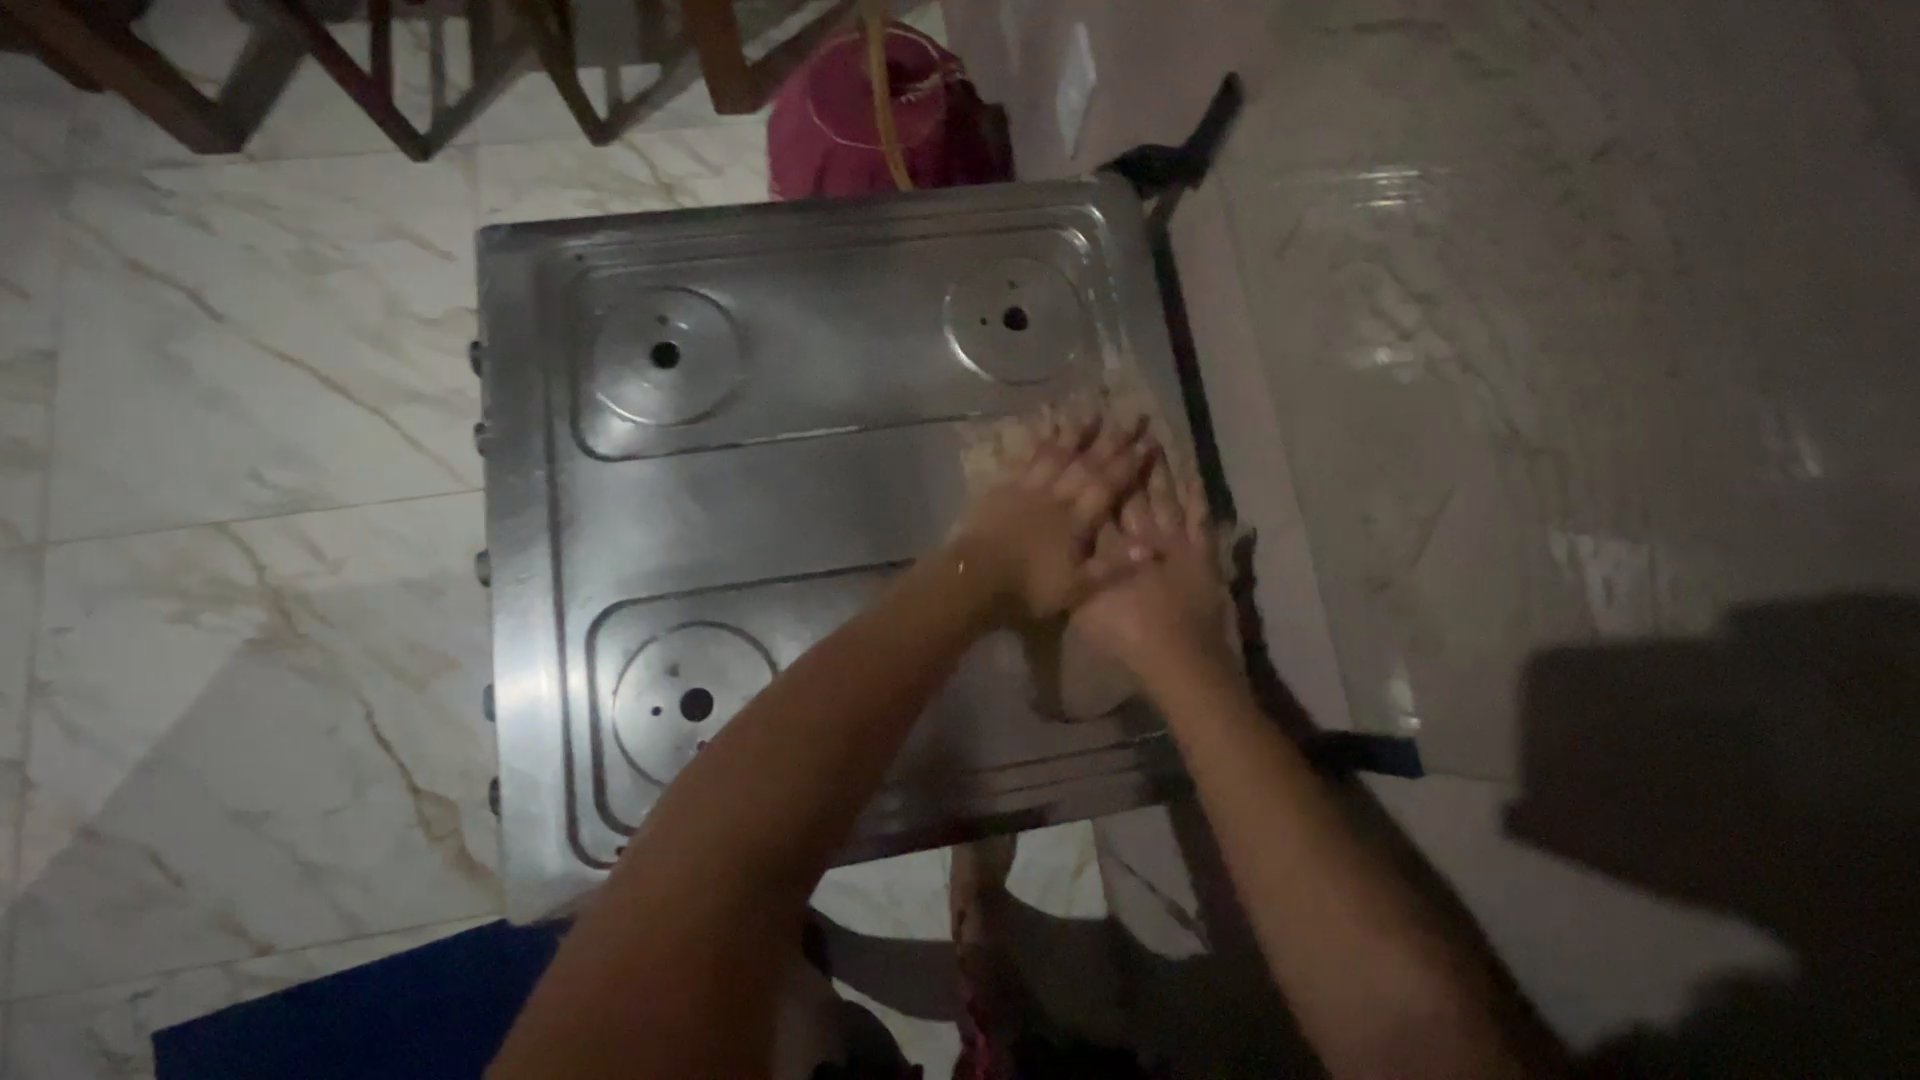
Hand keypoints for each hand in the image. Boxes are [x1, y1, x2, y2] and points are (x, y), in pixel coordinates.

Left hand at [949, 412, 1155, 619]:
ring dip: (1075, 434)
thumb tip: (1151, 547)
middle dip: (1111, 440)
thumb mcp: (1076, 588)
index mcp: (1076, 521)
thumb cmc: (1028, 589)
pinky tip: (1044, 431)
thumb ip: (1113, 567)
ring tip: (1092, 413)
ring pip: (1055, 455)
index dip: (1130, 463)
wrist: (974, 578)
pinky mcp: (999, 489)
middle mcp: (1055, 497)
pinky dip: (1036, 444)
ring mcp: (1025, 489)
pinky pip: (1023, 460)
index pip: (1109, 485)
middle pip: (1087, 464)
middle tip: (1131, 415)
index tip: (1148, 440)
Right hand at [1072, 461, 1229, 672]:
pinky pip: (1200, 520)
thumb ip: (1075, 577)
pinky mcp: (1202, 555)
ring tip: (1156, 441)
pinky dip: (1197, 499)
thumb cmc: (1123, 635)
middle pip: (1133, 492)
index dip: (1097, 474)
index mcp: (1109, 547)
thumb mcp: (1083, 607)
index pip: (1101, 503)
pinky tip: (1194, 478)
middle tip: (1126, 428)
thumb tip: (1060, 553)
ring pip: (1165, 498)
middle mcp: (1140, 535)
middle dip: (1128, 461)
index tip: (1093, 446)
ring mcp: (1174, 542)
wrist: (1173, 654)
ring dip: (1160, 471)